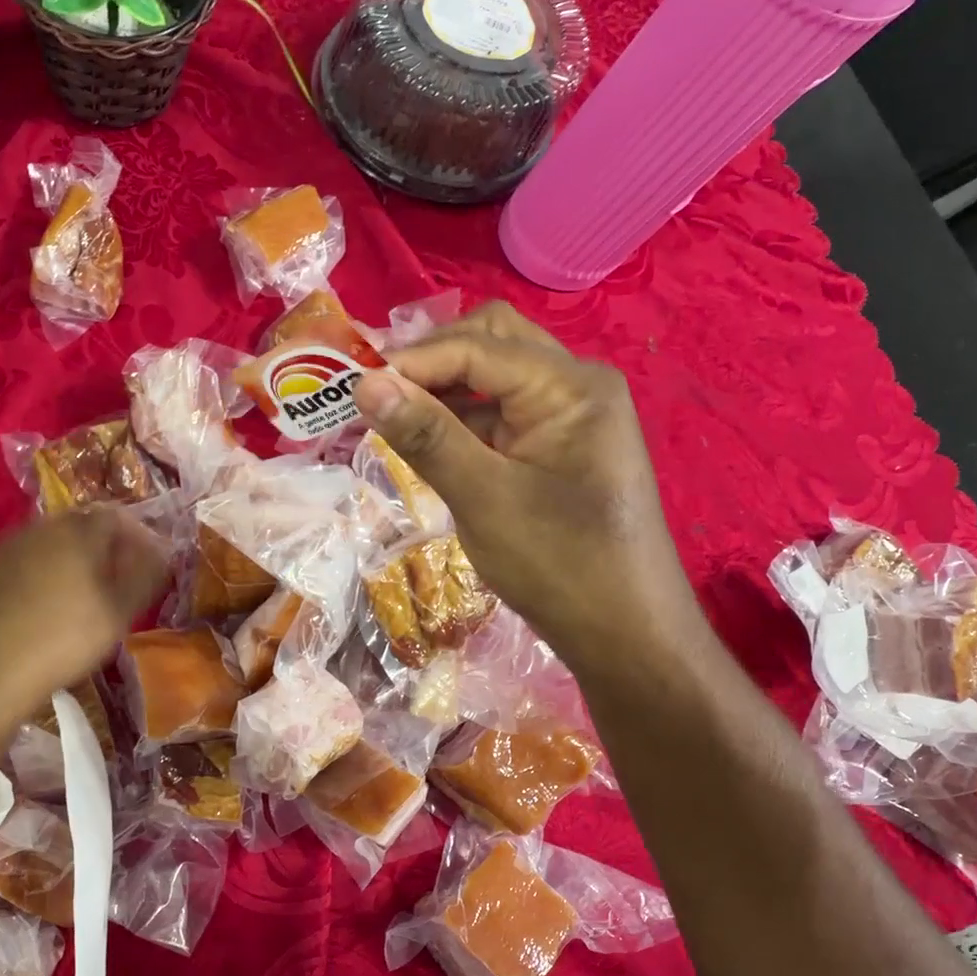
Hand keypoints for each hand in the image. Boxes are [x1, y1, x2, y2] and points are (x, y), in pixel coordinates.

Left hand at [0, 506, 168, 720]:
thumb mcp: (119, 613)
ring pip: (53, 540)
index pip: (116, 517)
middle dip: (105, 545)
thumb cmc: (65, 639)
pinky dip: (45, 569)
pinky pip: (28, 557)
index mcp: (79, 531)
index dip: (136, 537)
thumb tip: (160, 552)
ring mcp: (11, 544)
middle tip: (117, 579)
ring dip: (74, 556)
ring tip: (84, 592)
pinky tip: (47, 600)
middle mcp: (44, 526)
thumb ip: (144, 576)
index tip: (146, 565)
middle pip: (83, 524)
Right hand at [352, 302, 701, 668]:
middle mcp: (574, 385)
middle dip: (429, 358)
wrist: (625, 633)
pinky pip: (498, 413)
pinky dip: (458, 418)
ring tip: (386, 412)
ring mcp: (567, 416)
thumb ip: (426, 435)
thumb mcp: (484, 496)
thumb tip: (364, 383)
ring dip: (440, 388)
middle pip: (490, 342)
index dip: (411, 360)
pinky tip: (423, 439)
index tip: (351, 384)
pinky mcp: (555, 446)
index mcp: (570, 387)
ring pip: (492, 376)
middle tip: (372, 390)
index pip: (477, 347)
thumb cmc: (560, 564)